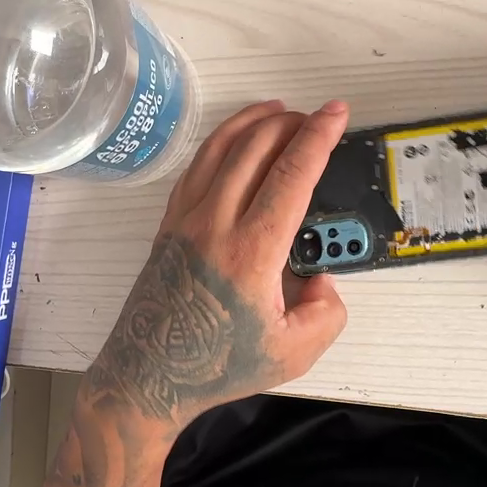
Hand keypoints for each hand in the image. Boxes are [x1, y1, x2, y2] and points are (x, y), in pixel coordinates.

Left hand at [87, 100, 350, 428]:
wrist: (150, 374)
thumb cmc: (216, 365)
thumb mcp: (293, 354)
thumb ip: (327, 314)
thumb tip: (321, 281)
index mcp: (252, 251)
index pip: (292, 174)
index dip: (319, 137)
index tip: (337, 113)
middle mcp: (215, 224)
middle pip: (255, 148)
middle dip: (291, 123)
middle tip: (315, 118)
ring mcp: (186, 220)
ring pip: (220, 149)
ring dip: (252, 122)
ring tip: (278, 112)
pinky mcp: (168, 225)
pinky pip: (195, 168)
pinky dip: (219, 143)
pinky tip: (234, 142)